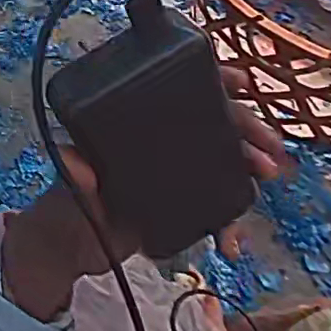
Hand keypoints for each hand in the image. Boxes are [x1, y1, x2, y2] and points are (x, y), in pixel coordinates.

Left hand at [2, 69, 289, 321]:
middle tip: (267, 144)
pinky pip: (214, 208)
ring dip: (248, 164)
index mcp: (136, 126)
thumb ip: (74, 172)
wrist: (69, 250)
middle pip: (212, 124)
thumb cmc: (64, 204)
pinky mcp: (180, 205)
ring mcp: (174, 172)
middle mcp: (160, 142)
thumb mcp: (68, 185)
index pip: (177, 92)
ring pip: (222, 160)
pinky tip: (232, 241)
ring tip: (265, 173)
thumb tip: (77, 158)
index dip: (212, 81)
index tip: (240, 81)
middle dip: (246, 128)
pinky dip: (228, 223)